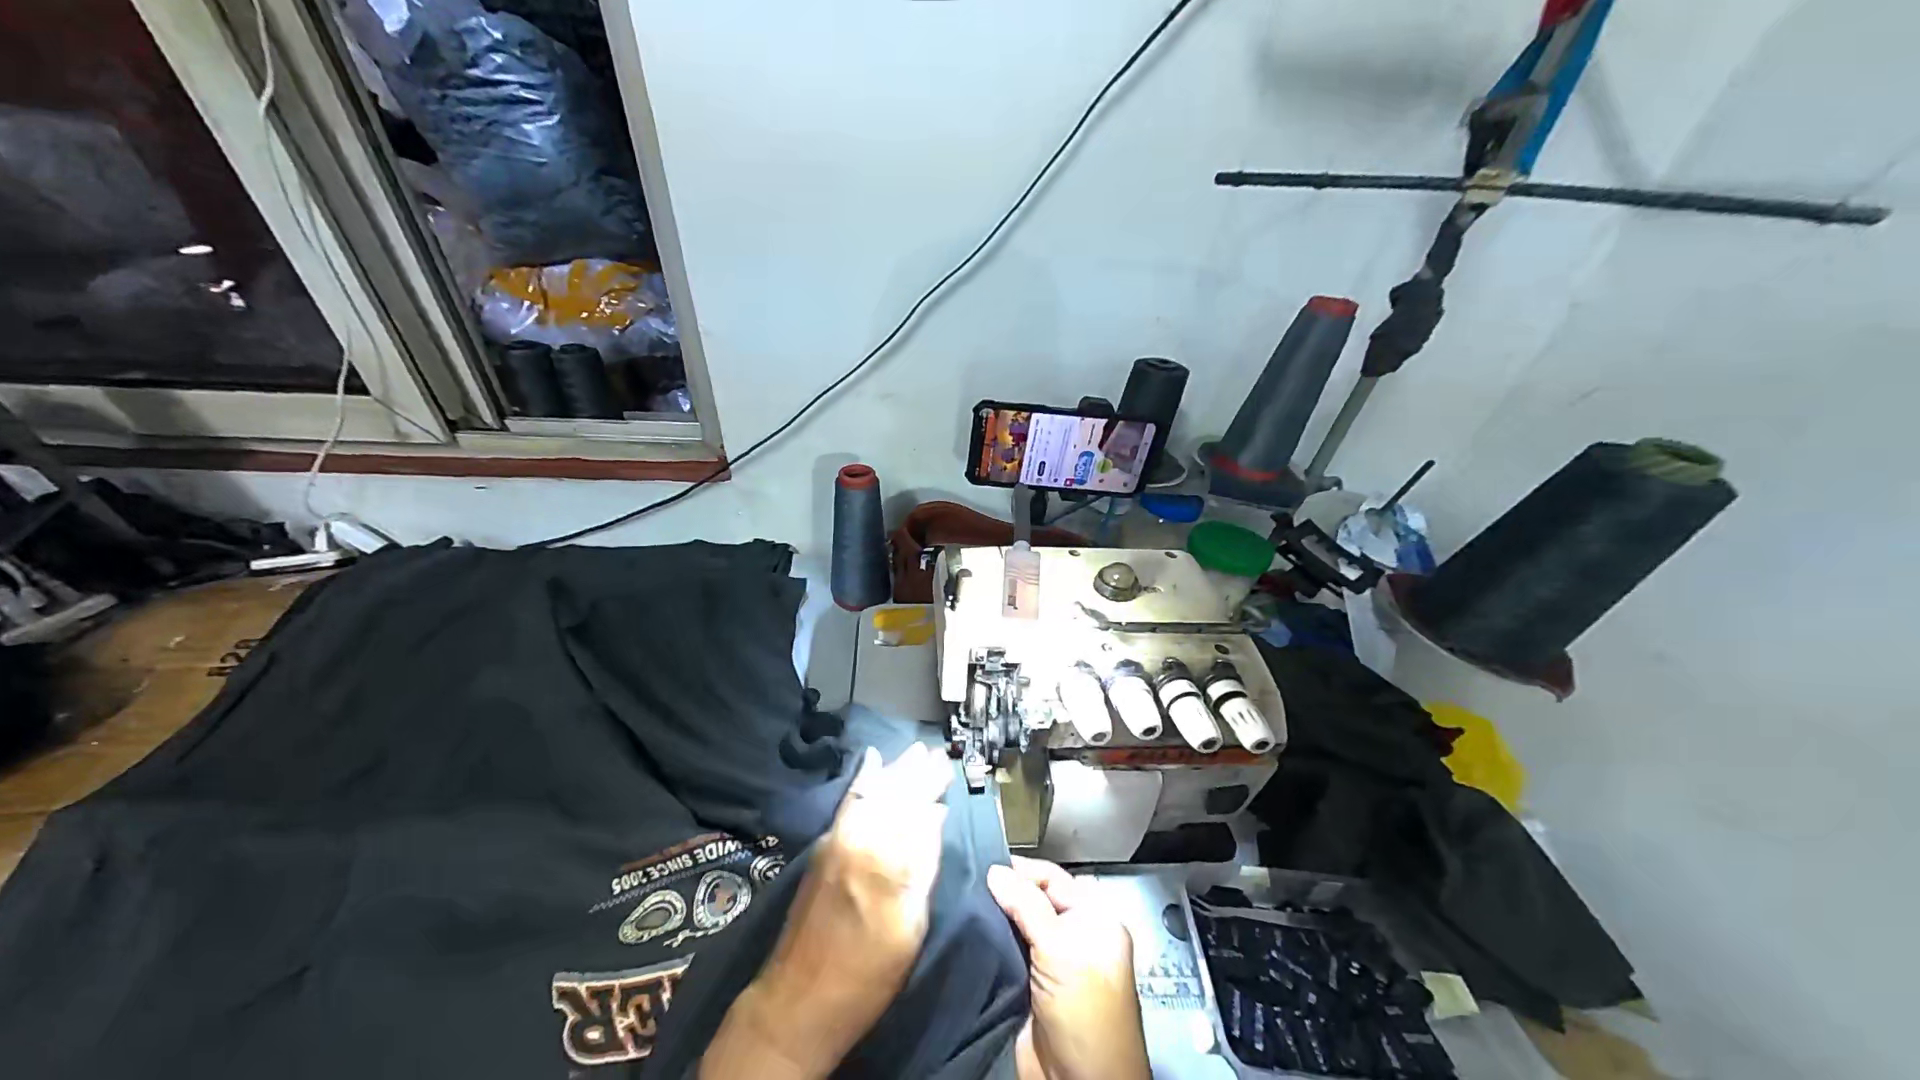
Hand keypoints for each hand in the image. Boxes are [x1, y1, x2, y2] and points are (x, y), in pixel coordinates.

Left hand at [702, 743, 950, 1079]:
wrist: (797, 1002)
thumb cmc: (866, 975)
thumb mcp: (910, 927)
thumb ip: (923, 865)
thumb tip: (935, 816)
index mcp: (884, 856)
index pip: (916, 807)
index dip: (932, 786)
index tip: (949, 767)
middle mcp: (858, 836)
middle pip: (893, 793)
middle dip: (916, 772)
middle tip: (935, 753)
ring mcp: (836, 839)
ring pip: (870, 791)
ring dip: (893, 771)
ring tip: (914, 752)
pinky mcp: (822, 847)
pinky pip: (850, 799)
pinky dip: (863, 779)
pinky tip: (870, 764)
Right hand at [987, 856, 1150, 1079]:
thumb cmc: (1087, 1015)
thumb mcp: (1061, 950)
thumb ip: (1027, 906)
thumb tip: (994, 870)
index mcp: (1093, 919)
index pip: (1053, 879)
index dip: (1021, 870)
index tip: (984, 864)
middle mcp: (1072, 936)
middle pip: (1032, 900)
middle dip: (1003, 892)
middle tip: (966, 881)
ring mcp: (1048, 962)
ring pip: (1014, 926)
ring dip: (992, 918)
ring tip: (959, 903)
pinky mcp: (1025, 985)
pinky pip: (1003, 952)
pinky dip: (987, 942)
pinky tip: (966, 932)